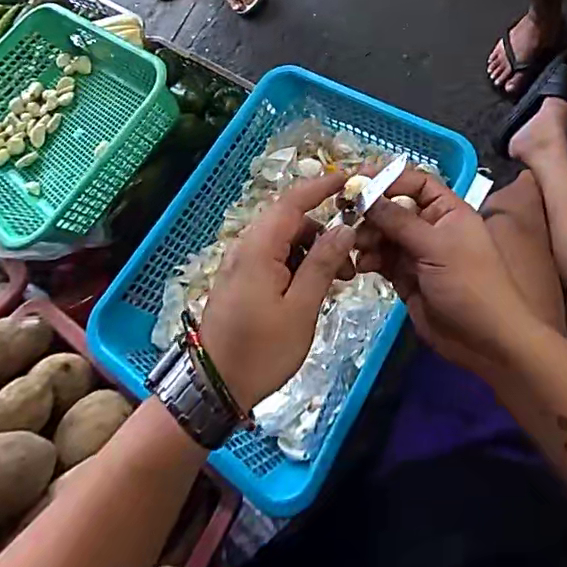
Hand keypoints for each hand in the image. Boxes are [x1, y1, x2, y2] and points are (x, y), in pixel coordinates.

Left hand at [200, 173, 354, 406]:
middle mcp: (246, 247)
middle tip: (352, 257)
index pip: (292, 201)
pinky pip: (273, 257)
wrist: (214, 386)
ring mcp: (241, 263)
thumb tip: (344, 229)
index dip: (321, 187)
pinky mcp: (241, 280)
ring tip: (337, 280)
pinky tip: (313, 287)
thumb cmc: (261, 350)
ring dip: (312, 251)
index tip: (349, 180)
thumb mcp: (301, 309)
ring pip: (283, 241)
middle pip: (290, 221)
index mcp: (259, 248)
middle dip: (323, 230)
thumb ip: (322, 265)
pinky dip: (297, 264)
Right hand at [357, 170, 541, 376]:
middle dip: (371, 210)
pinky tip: (362, 266)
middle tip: (346, 214)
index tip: (358, 180)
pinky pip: (380, 258)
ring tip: (357, 246)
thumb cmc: (469, 284)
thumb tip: (367, 194)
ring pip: (383, 233)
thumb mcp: (435, 246)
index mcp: (447, 210)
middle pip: (393, 207)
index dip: (389, 178)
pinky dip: (368, 258)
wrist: (486, 342)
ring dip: (366, 236)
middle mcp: (430, 226)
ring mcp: (416, 252)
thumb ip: (399, 220)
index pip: (415, 182)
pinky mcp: (405, 276)